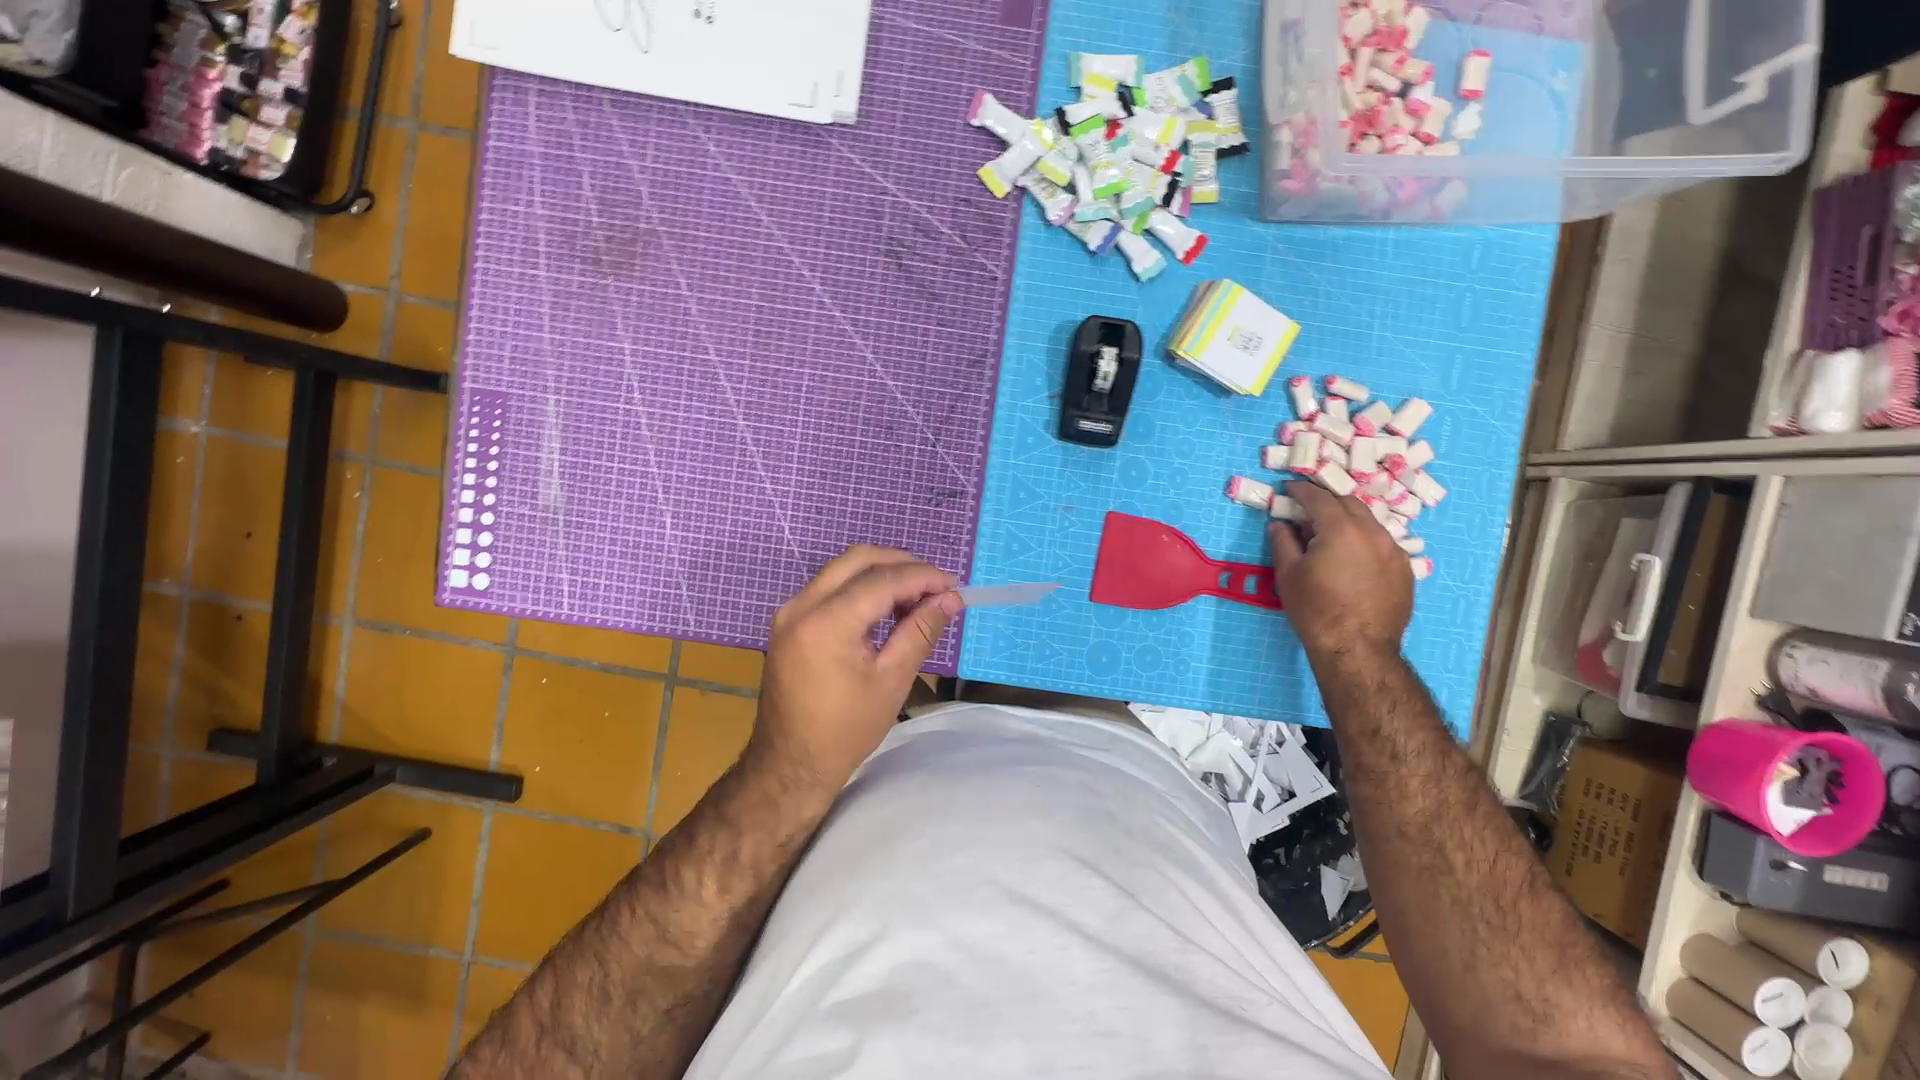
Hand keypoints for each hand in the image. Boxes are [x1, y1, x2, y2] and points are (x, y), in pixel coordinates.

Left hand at [749, 545, 961, 792]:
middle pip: (858, 559)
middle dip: (901, 564)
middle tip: (936, 584)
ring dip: (880, 574)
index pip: (882, 580)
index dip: (923, 577)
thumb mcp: (892, 681)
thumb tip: (949, 600)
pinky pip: (828, 589)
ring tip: (916, 598)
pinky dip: (860, 588)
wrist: (790, 764)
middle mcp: (801, 605)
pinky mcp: (788, 623)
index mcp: (826, 622)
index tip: (954, 585)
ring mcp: (790, 612)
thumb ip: (919, 632)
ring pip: (841, 570)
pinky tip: (886, 609)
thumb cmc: (845, 731)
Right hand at [1269, 481, 1411, 661]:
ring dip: (1348, 522)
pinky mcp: (1405, 570)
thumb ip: (1283, 542)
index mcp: (1341, 528)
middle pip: (1349, 503)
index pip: (1319, 497)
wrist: (1357, 649)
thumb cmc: (1315, 611)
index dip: (1301, 490)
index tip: (1288, 489)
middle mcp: (1372, 532)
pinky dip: (1364, 542)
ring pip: (1369, 523)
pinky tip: (1353, 561)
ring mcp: (1393, 550)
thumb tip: (1279, 524)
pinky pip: (1382, 544)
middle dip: (1327, 503)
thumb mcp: (1289, 575)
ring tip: (1331, 538)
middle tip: (1308, 513)